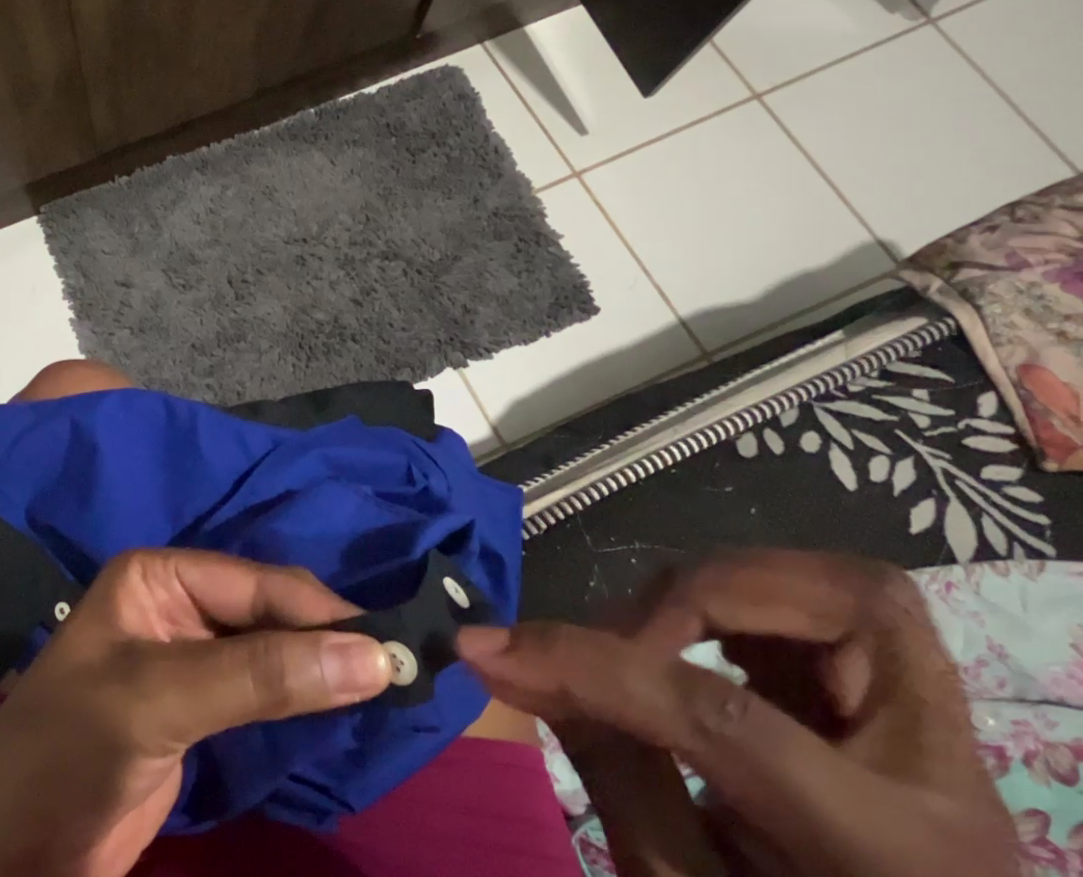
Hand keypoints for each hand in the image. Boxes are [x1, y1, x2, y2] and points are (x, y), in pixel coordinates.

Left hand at [0, 548, 393, 876]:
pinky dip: (305, 703)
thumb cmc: (68, 750)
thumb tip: (372, 657)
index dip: (328, 615)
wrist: (13, 845)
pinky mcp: (199, 714)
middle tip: (409, 673)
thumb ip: (258, 676)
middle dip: (332, 642)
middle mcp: (177, 607)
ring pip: (274, 655)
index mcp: (158, 578)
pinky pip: (265, 695)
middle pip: (273, 615)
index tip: (401, 650)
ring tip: (395, 691)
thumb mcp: (156, 700)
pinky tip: (347, 713)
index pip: (261, 584)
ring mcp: (189, 662)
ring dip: (325, 673)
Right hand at [455, 549, 1015, 876]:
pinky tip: (686, 641)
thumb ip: (614, 775)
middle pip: (842, 605)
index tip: (489, 648)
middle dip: (694, 595)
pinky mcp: (903, 701)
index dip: (598, 668)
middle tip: (604, 641)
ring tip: (637, 640)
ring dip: (718, 589)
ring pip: (841, 586)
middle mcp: (947, 770)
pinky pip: (823, 611)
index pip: (730, 719)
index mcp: (894, 855)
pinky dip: (739, 605)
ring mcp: (938, 727)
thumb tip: (526, 665)